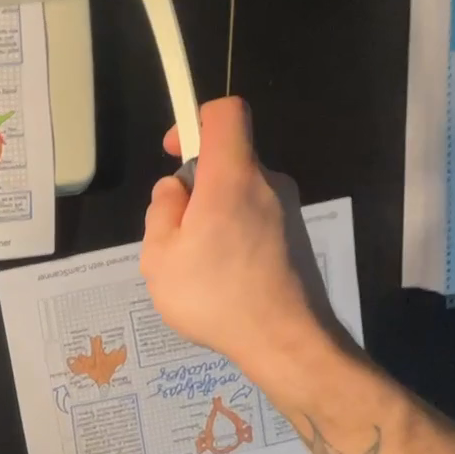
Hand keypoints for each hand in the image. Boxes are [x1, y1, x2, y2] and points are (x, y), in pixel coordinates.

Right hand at [139, 98, 333, 375]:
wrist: (283, 339)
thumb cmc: (213, 295)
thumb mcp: (160, 257)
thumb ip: (162, 211)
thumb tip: (175, 189)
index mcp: (232, 177)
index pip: (225, 114)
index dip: (194, 120)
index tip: (174, 151)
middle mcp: (267, 182)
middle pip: (228, 159)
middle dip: (195, 186)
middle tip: (172, 234)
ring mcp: (286, 209)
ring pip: (237, 193)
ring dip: (211, 215)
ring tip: (194, 265)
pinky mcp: (294, 235)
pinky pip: (252, 218)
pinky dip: (230, 234)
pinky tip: (220, 278)